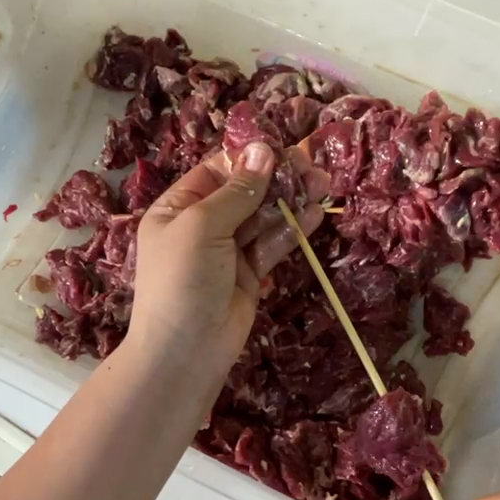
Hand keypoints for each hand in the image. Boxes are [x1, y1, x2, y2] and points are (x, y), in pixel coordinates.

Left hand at [130, 142, 293, 374]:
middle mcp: (200, 227)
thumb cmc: (182, 281)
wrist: (184, 351)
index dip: (249, 159)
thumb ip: (237, 192)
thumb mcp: (202, 227)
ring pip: (262, 217)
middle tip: (313, 164)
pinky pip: (271, 245)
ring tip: (322, 183)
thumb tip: (263, 152)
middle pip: (244, 192)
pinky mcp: (248, 276)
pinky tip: (315, 213)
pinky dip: (292, 230)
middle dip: (277, 178)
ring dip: (290, 201)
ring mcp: (226, 252)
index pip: (216, 172)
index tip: (283, 148)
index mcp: (176, 209)